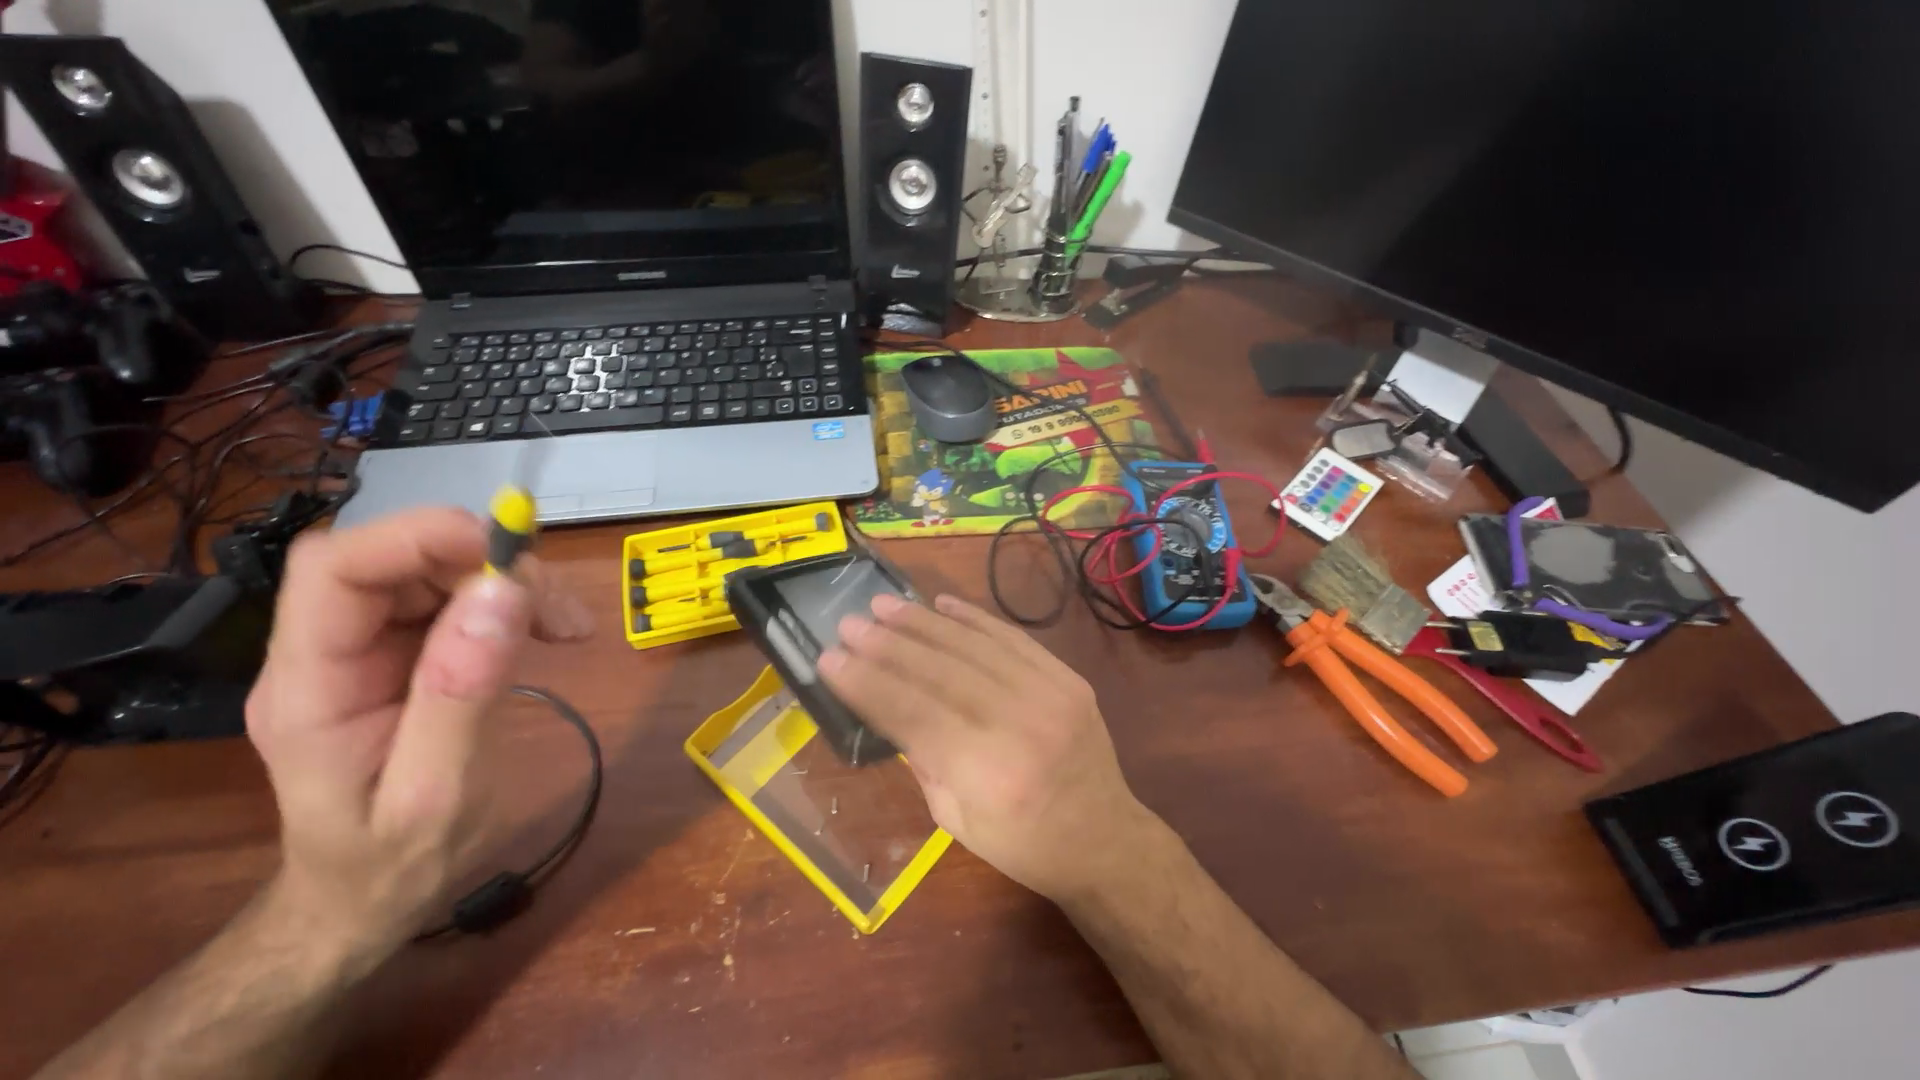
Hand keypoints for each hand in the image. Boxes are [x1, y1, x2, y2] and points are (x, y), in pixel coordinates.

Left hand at [245, 508, 592, 966]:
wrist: (363, 902)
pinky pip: (451, 601)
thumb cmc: (393, 866)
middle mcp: (324, 653)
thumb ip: (463, 692)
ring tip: (568, 625)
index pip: (335, 571)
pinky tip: (553, 629)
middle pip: (392, 562)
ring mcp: (361, 651)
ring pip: (430, 573)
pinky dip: (509, 602)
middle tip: (559, 607)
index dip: (417, 538)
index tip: (509, 553)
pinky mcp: (399, 655)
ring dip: (507, 582)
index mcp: (309, 687)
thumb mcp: (438, 793)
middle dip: (482, 563)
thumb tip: (504, 590)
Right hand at [819, 593, 1157, 901]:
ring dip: (923, 623)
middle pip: (939, 671)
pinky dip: (974, 618)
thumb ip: (922, 758)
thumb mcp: (956, 819)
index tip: (829, 658)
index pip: (912, 712)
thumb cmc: (1021, 844)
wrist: (1105, 839)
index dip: (866, 683)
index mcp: (987, 772)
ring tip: (883, 605)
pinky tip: (940, 604)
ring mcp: (1050, 694)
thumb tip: (885, 704)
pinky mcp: (1069, 679)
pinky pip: (1013, 639)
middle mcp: (1019, 724)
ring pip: (973, 646)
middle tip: (849, 623)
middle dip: (887, 644)